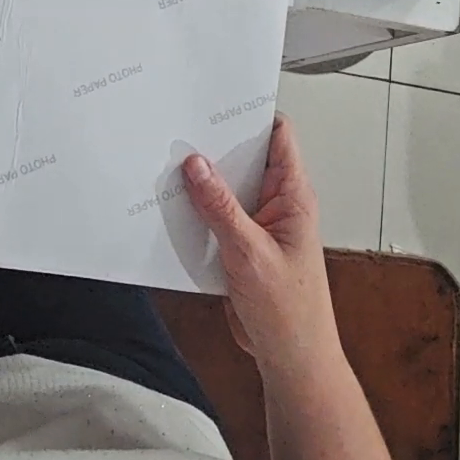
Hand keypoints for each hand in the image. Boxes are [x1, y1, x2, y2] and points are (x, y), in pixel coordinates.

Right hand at [183, 114, 341, 377]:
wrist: (289, 359)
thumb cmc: (288, 311)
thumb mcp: (249, 252)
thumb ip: (220, 207)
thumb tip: (196, 164)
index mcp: (292, 196)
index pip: (278, 136)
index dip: (252, 113)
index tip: (218, 100)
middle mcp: (276, 203)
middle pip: (245, 158)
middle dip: (215, 145)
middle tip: (179, 129)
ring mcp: (257, 223)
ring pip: (226, 187)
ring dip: (202, 180)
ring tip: (166, 162)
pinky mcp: (239, 243)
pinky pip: (215, 215)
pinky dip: (196, 209)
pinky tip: (170, 204)